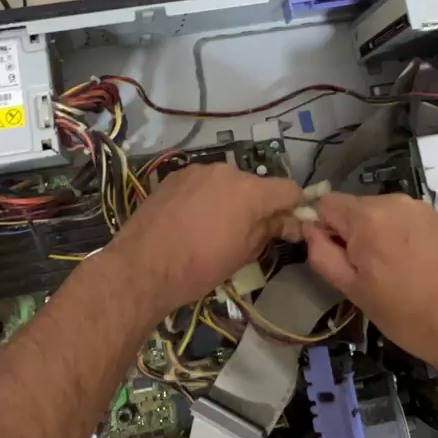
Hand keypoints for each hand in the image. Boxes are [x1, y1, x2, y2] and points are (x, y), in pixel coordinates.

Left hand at [98, 163, 303, 318]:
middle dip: (258, 205)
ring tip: (214, 228)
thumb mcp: (243, 255)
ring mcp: (197, 170)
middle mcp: (226, 171)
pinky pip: (202, 183)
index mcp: (249, 191)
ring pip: (227, 183)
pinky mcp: (175, 176)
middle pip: (255, 185)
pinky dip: (205, 197)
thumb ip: (269, 231)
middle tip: (249, 233)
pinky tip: (191, 220)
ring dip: (230, 199)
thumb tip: (291, 223)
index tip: (293, 223)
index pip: (289, 189)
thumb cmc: (199, 267)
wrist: (142, 266)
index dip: (296, 206)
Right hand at [302, 192, 437, 373]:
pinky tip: (408, 263)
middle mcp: (392, 201)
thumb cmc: (404, 314)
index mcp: (367, 217)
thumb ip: (323, 254)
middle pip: (352, 206)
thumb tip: (308, 229)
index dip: (322, 227)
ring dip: (373, 233)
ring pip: (376, 212)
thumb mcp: (353, 290)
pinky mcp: (435, 216)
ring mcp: (417, 206)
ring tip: (388, 269)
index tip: (334, 256)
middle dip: (350, 233)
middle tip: (363, 271)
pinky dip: (395, 233)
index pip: (326, 203)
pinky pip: (400, 217)